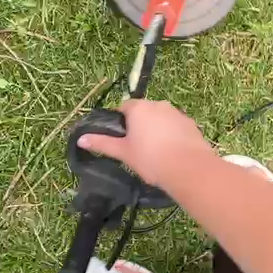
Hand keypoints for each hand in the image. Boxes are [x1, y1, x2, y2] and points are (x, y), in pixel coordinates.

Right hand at [77, 99, 216, 189]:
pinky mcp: (191, 124)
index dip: (121, 122)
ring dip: (156, 129)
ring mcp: (176, 113)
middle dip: (139, 125)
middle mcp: (158, 104)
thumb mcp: (123, 152)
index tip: (122, 139)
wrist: (189, 168)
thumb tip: (81, 139)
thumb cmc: (150, 158)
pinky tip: (172, 153)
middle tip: (137, 148)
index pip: (124, 107)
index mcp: (139, 108)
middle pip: (143, 111)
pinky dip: (172, 135)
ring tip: (156, 153)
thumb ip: (102, 143)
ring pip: (161, 118)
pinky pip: (176, 126)